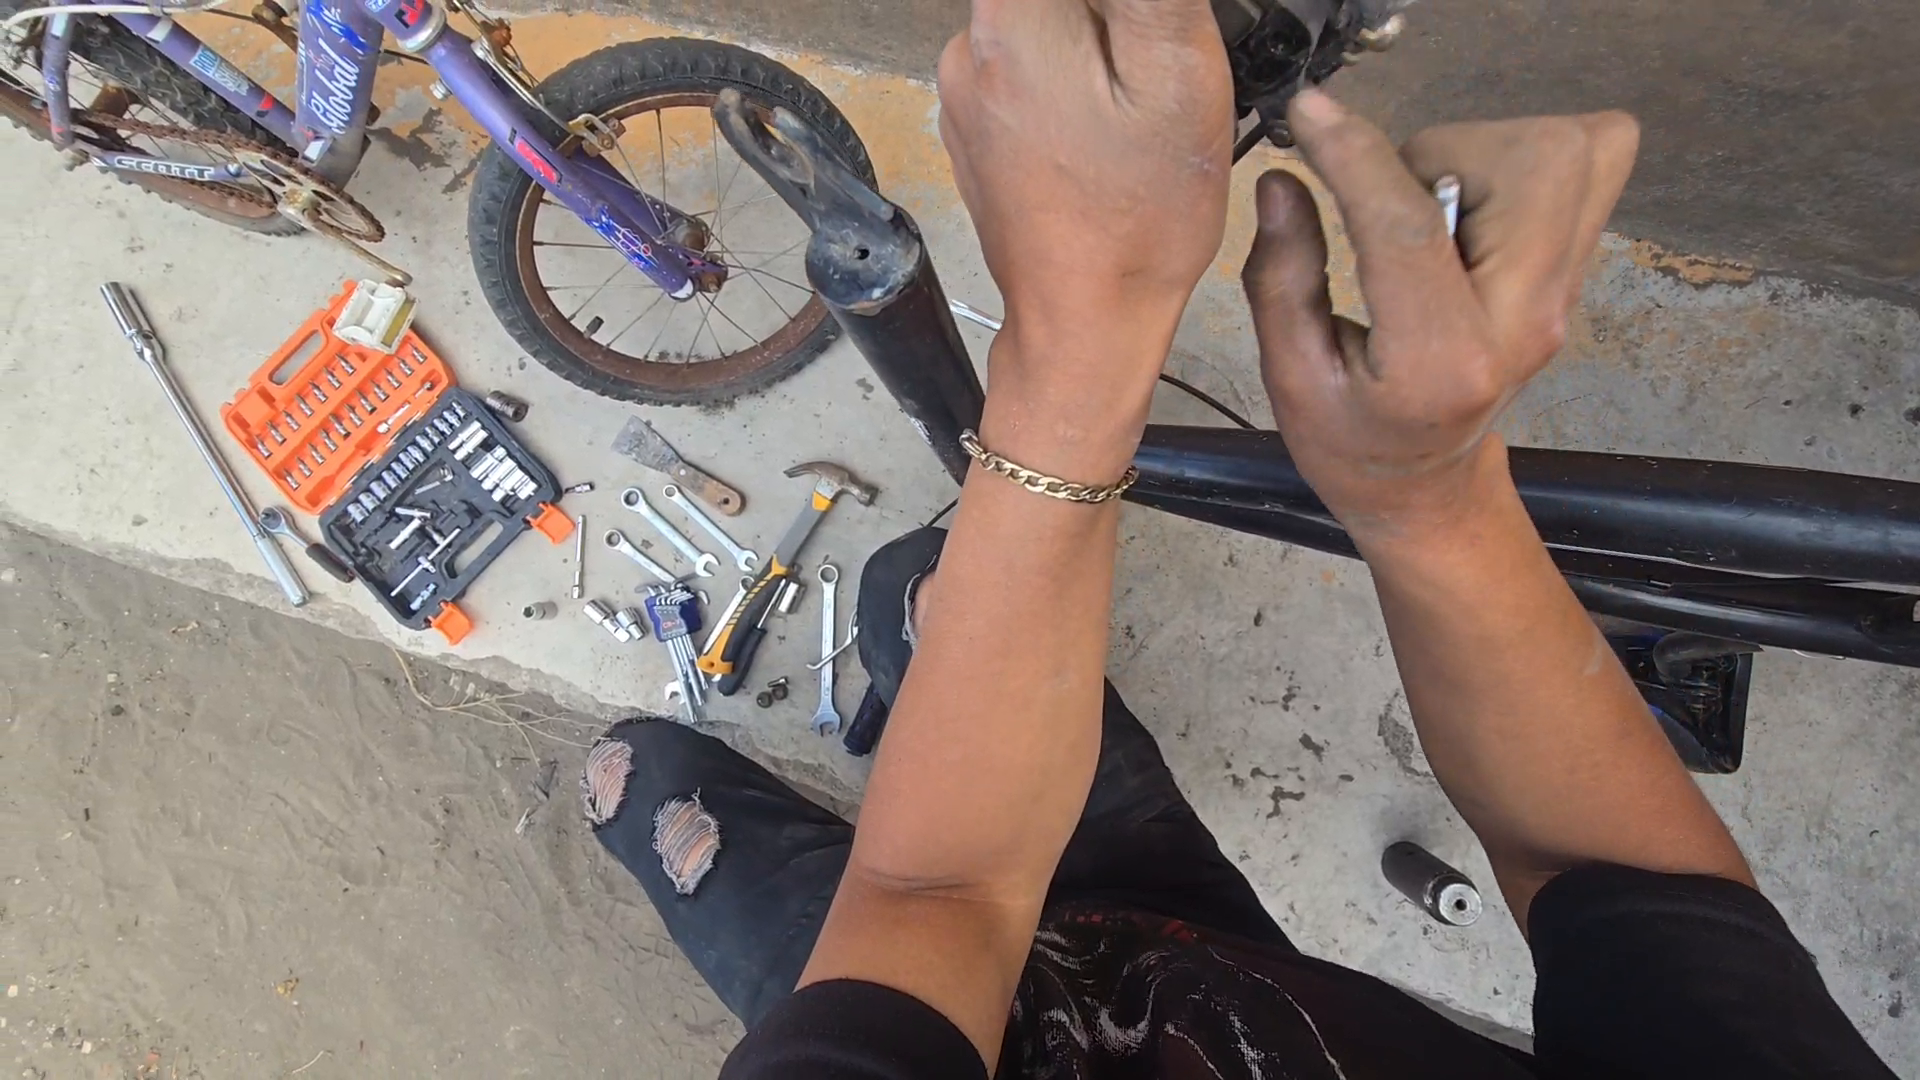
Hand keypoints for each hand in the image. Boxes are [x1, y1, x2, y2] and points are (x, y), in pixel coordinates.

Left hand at [939, 0, 1233, 387]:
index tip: (1142, 45)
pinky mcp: (972, 136)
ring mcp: (960, 98)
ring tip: (1132, 112)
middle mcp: (964, 49)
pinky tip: (1100, 131)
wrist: (1085, 323)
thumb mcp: (1176, 67)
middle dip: (1114, 21)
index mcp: (1011, 18)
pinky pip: (1023, 70)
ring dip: (1097, 42)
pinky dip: (1068, 77)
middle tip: (1152, 77)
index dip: (1122, 11)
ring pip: (1041, 21)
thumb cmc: (1140, 218)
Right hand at [1242, 90, 1638, 543]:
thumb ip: (1282, 281)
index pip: (1405, 227)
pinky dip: (1517, 165)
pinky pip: (1585, 167)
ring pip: (1578, 148)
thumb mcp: (1290, 380)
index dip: (1352, 157)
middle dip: (1437, 155)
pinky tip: (1459, 216)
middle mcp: (1525, 318)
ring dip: (1482, 155)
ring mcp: (1565, 293)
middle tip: (1380, 206)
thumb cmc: (1346, 445)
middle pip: (1535, 160)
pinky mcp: (1574, 271)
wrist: (1424, 487)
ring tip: (1420, 212)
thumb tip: (1282, 183)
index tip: (1308, 115)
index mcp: (1440, 361)